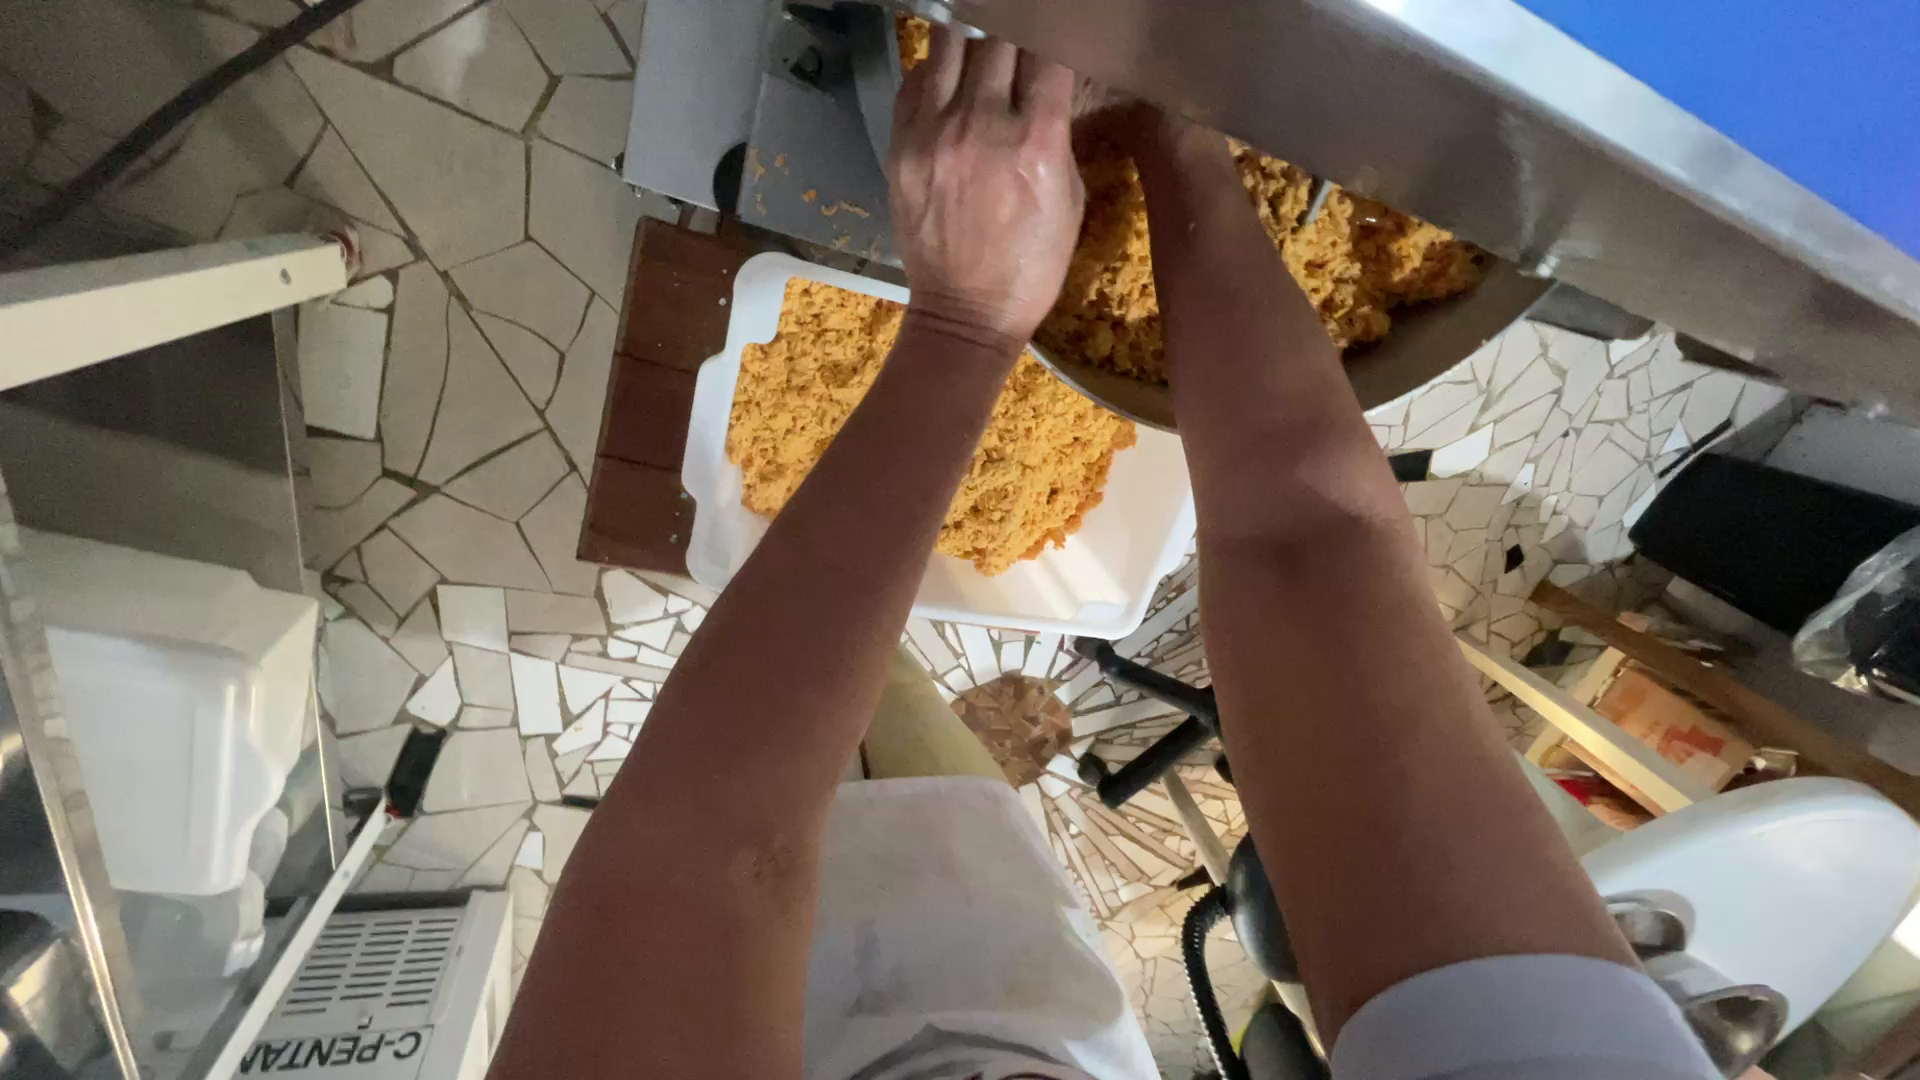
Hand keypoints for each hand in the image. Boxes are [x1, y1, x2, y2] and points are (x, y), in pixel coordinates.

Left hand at [888, 28, 1083, 349]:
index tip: (1054, 40)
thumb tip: (1045, 92)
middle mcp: (983, 123)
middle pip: (999, 33)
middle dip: (1014, 34)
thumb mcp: (1070, 203)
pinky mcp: (900, 147)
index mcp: (1037, 140)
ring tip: (979, 52)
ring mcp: (934, 133)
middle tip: (1016, 49)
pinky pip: (915, 80)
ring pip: (950, 41)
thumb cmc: (1029, 270)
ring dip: (970, 38)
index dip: (1054, 35)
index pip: (1048, 49)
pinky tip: (946, 87)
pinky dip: (934, 73)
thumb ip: (1059, 137)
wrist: (965, 314)